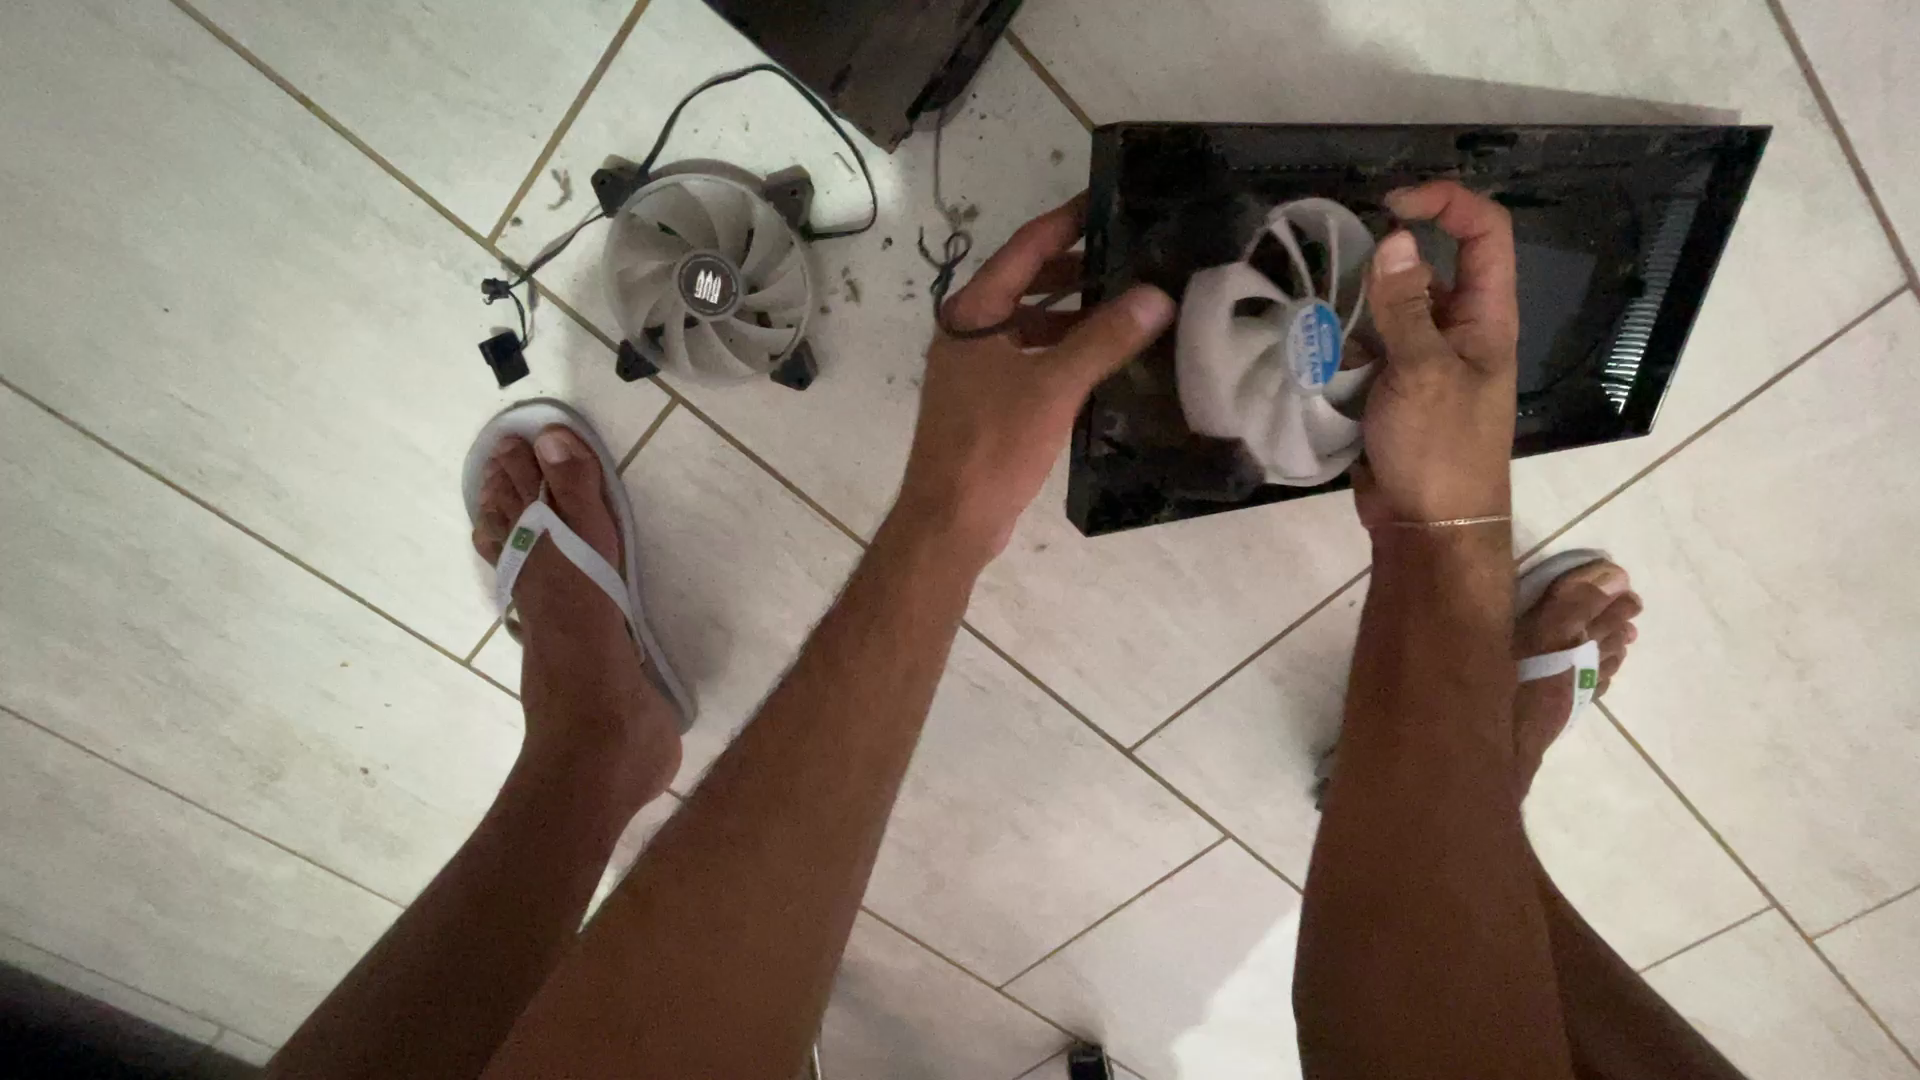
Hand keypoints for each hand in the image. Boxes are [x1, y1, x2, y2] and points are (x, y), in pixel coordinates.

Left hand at [890, 195, 1174, 563]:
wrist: (951, 519)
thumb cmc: (992, 446)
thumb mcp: (1052, 387)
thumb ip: (1103, 339)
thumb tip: (1156, 296)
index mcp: (971, 314)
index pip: (1024, 249)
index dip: (1067, 222)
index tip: (1110, 202)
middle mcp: (967, 334)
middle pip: (1025, 285)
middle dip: (1076, 271)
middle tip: (1131, 259)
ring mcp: (973, 371)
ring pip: (1028, 327)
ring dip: (1072, 317)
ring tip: (1127, 309)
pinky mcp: (985, 404)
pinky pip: (1028, 362)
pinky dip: (1061, 354)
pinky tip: (1100, 362)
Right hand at [1353, 181, 1519, 527]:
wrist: (1427, 523)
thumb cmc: (1439, 447)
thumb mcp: (1421, 371)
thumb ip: (1403, 307)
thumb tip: (1395, 240)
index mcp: (1485, 318)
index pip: (1483, 235)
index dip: (1446, 205)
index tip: (1390, 205)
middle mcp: (1456, 332)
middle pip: (1423, 273)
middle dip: (1379, 270)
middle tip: (1334, 285)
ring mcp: (1421, 364)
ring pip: (1385, 315)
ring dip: (1352, 316)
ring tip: (1320, 331)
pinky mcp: (1389, 392)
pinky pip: (1364, 354)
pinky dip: (1340, 353)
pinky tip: (1317, 364)